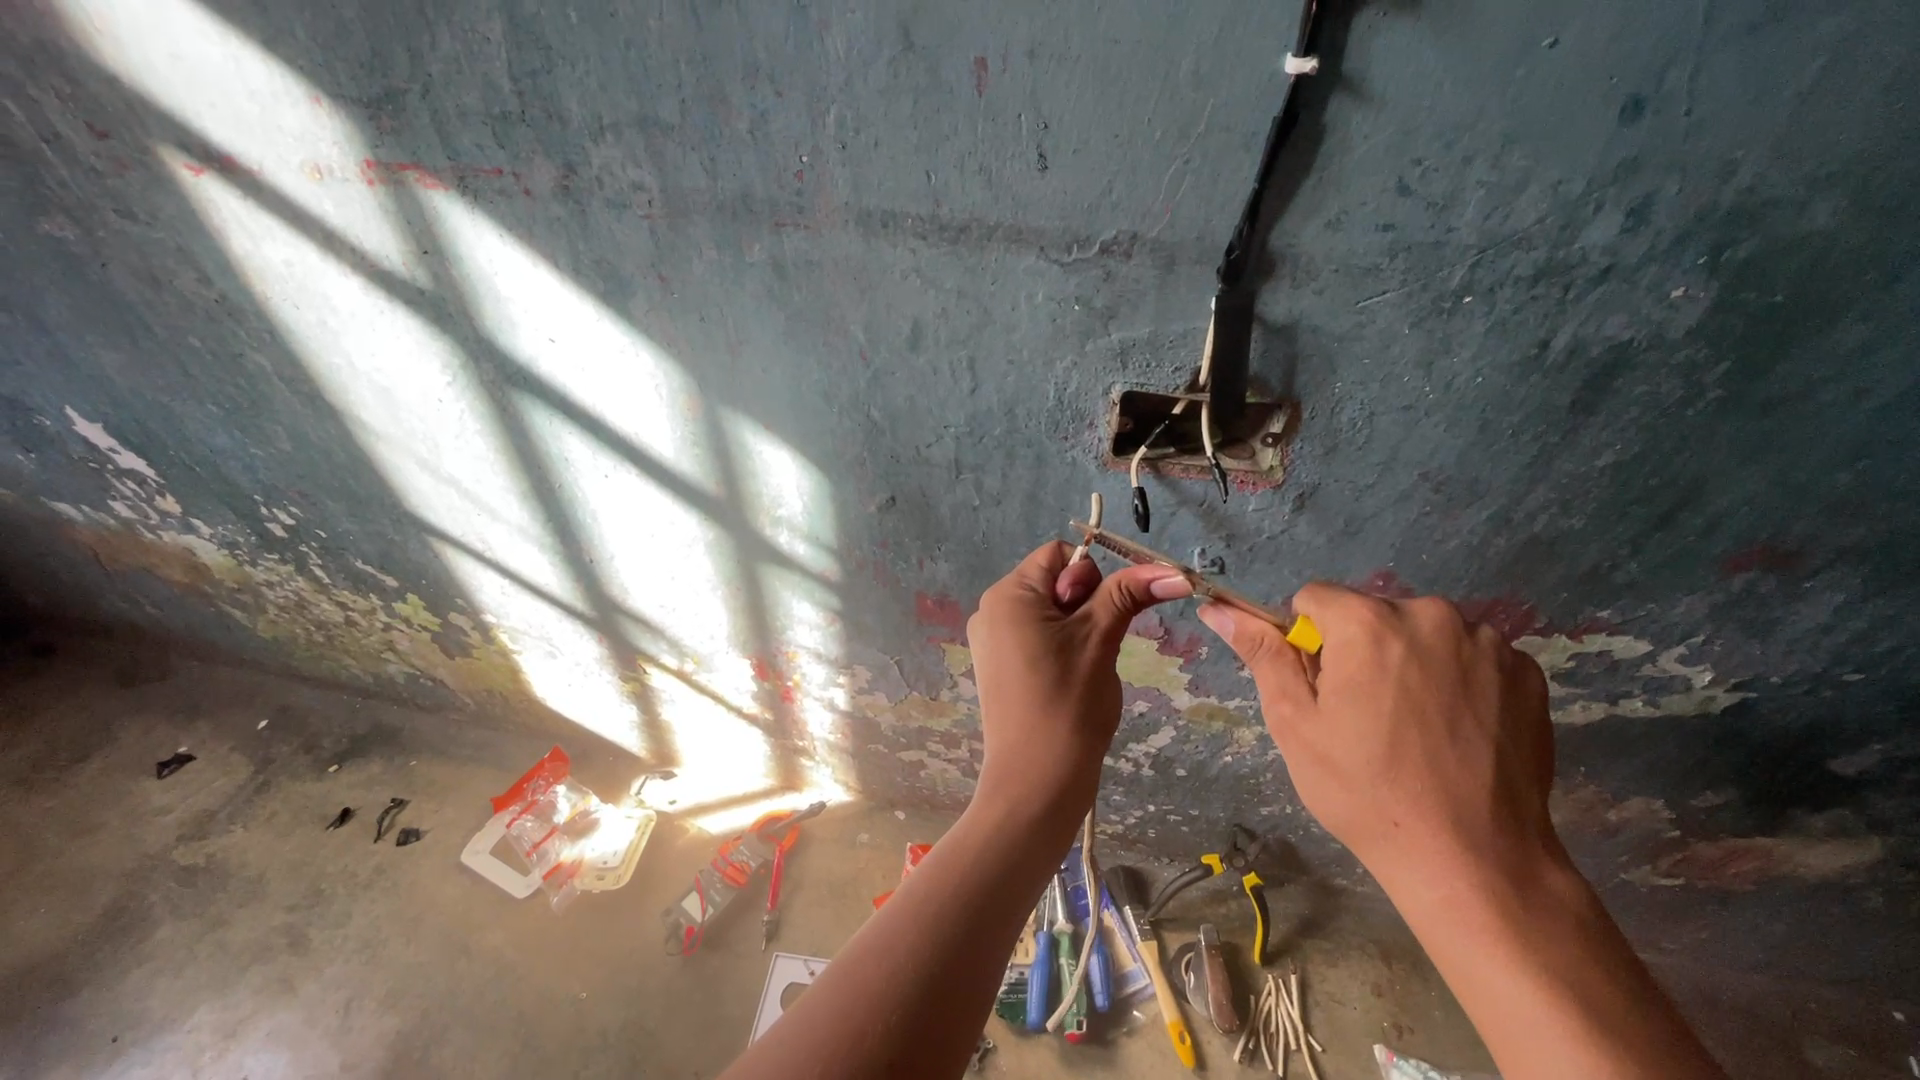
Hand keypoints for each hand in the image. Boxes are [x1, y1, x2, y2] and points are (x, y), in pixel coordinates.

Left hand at [966, 541, 1191, 829]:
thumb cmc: (1068, 703)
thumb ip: (1130, 595)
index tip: (1098, 615)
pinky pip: (1037, 639)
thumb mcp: (1101, 638)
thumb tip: (1176, 572)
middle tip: (1094, 646)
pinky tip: (1070, 681)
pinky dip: (1062, 649)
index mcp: (1008, 594)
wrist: (1036, 781)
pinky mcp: (999, 669)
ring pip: (1050, 613)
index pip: (1059, 554)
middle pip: (1053, 581)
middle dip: (1085, 605)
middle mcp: (991, 610)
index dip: (1090, 577)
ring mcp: (991, 642)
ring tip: (1083, 668)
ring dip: (1079, 629)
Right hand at [1198, 584, 1558, 892]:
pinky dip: (1457, 678)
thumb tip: (1218, 611)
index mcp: (1367, 622)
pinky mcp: (1526, 671)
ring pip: (1423, 632)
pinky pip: (1472, 655)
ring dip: (1411, 660)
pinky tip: (1456, 729)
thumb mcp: (1296, 724)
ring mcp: (1488, 641)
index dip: (1308, 641)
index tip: (1323, 690)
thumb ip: (1263, 655)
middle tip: (1367, 715)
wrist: (1472, 857)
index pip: (1316, 598)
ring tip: (1416, 726)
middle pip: (1373, 613)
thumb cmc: (1365, 791)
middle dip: (1361, 649)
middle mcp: (1431, 613)